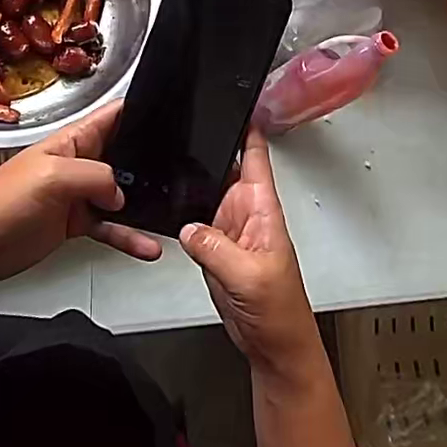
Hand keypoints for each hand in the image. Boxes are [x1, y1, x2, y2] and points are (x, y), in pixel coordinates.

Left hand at [0, 101, 160, 290]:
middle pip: (125, 154)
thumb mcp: (53, 177)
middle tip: (187, 166)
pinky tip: (149, 247)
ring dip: (146, 202)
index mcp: (73, 140)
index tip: (173, 112)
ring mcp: (79, 193)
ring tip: (174, 210)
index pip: (113, 116)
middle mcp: (80, 162)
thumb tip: (120, 194)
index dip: (141, 109)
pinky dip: (130, 235)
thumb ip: (95, 176)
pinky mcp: (76, 222)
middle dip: (153, 158)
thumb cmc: (3, 202)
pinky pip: (111, 226)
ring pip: (123, 194)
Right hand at [179, 127, 322, 376]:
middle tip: (179, 128)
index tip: (235, 101)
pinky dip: (180, 213)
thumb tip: (189, 228)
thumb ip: (215, 248)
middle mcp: (244, 211)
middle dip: (206, 150)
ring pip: (204, 192)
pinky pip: (193, 221)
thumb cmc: (280, 311)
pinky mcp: (213, 246)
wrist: (273, 346)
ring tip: (166, 163)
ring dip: (191, 182)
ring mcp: (227, 228)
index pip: (255, 156)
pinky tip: (166, 204)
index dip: (247, 127)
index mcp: (262, 208)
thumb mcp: (248, 276)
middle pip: (223, 167)